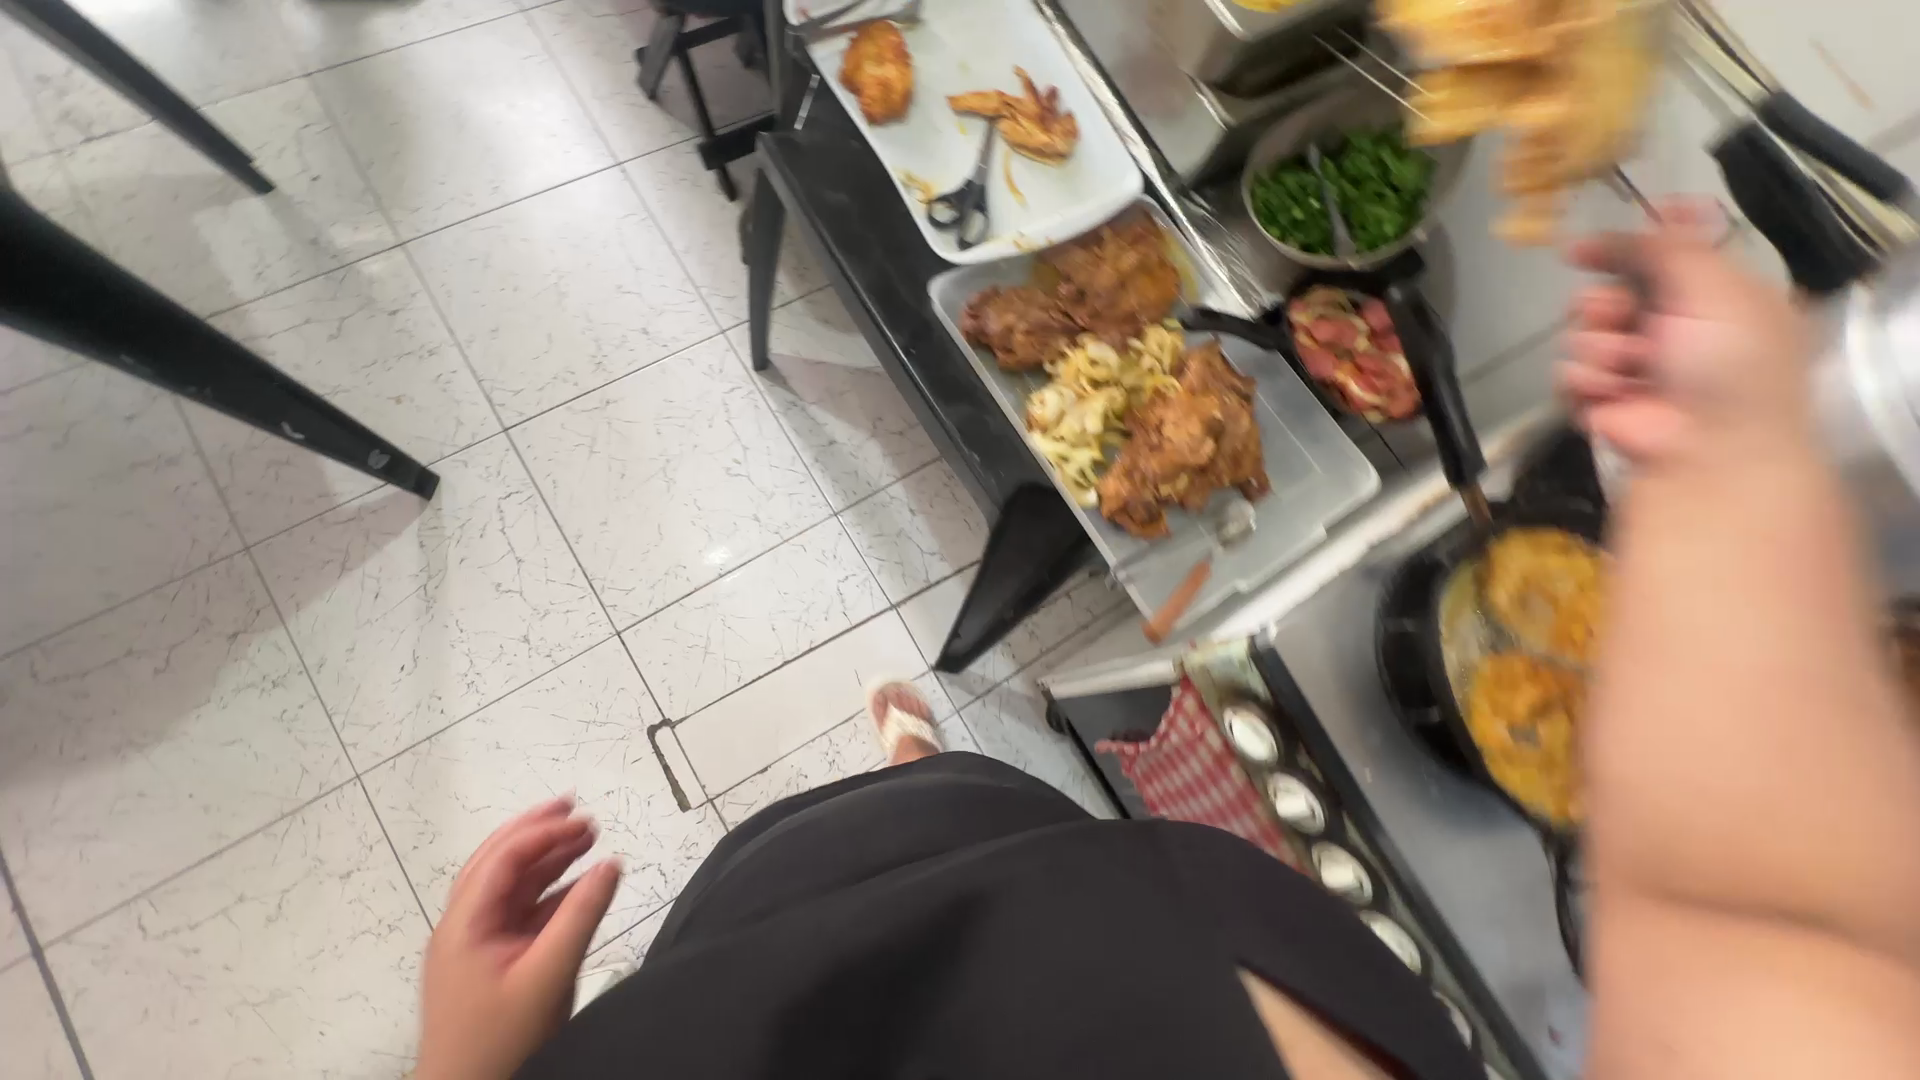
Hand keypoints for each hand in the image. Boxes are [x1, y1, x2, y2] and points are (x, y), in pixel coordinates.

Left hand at [417, 796, 621, 1079]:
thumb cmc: (503, 1040)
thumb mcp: (548, 975)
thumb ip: (582, 914)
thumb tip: (612, 863)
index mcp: (464, 925)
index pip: (502, 858)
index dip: (544, 831)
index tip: (585, 818)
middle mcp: (464, 926)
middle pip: (498, 862)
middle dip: (538, 831)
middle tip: (578, 809)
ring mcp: (476, 944)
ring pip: (510, 884)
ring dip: (547, 858)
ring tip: (586, 837)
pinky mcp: (492, 961)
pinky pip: (521, 911)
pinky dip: (550, 890)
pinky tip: (580, 883)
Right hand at [1562, 199, 1814, 466]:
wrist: (1709, 444)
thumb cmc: (1730, 363)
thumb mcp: (1716, 288)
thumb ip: (1671, 249)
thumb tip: (1630, 217)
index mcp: (1705, 294)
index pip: (1652, 256)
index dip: (1617, 248)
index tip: (1580, 249)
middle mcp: (1664, 325)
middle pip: (1601, 293)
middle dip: (1603, 305)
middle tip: (1621, 318)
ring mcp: (1626, 363)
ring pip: (1578, 334)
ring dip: (1599, 350)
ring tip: (1629, 369)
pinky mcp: (1595, 396)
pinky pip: (1565, 373)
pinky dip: (1586, 382)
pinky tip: (1612, 393)